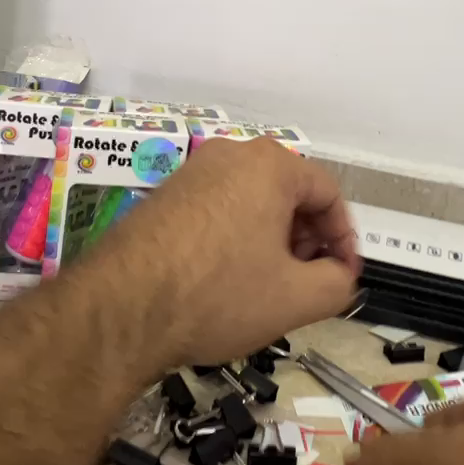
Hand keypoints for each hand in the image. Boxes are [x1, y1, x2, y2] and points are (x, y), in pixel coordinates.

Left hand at [84, 139, 359, 366]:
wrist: (119, 309)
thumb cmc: (218, 294)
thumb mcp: (297, 298)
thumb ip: (338, 283)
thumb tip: (339, 274)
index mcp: (270, 165)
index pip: (328, 193)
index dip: (344, 239)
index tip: (344, 276)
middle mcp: (231, 155)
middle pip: (289, 193)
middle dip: (307, 239)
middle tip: (308, 282)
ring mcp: (192, 172)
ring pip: (252, 202)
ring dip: (271, 241)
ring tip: (267, 286)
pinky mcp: (164, 196)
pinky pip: (217, 209)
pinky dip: (235, 239)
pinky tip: (226, 280)